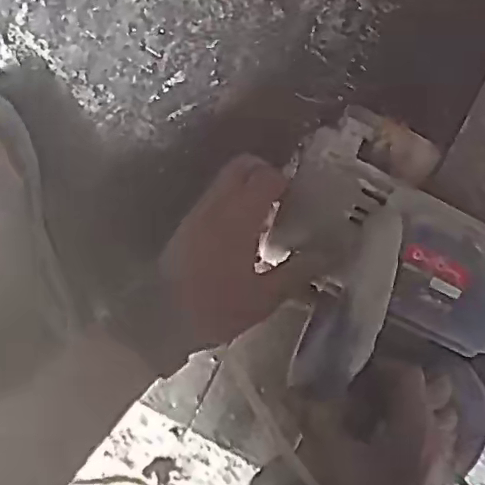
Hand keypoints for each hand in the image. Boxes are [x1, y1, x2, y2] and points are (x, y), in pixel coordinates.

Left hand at [157, 154, 323, 350]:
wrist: (158, 319)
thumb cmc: (215, 309)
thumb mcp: (263, 298)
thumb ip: (296, 272)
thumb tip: (325, 255)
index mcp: (239, 216)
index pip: (267, 176)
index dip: (287, 183)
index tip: (299, 204)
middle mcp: (217, 205)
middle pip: (243, 165)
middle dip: (266, 174)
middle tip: (282, 203)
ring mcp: (198, 212)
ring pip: (226, 180)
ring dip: (248, 190)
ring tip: (264, 224)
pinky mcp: (187, 224)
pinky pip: (215, 198)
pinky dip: (233, 204)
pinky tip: (242, 238)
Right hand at [296, 358, 458, 484]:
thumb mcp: (331, 456)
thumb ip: (316, 416)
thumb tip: (296, 390)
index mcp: (417, 426)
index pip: (408, 375)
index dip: (379, 367)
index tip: (353, 377)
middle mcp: (436, 436)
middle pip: (433, 389)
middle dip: (399, 383)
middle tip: (368, 391)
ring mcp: (440, 457)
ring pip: (437, 412)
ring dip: (411, 405)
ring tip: (379, 413)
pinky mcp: (434, 476)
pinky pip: (433, 435)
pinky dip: (414, 427)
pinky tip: (386, 440)